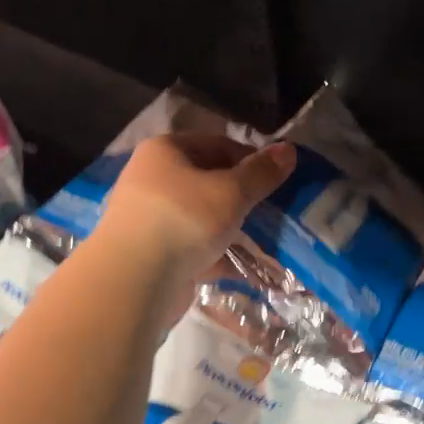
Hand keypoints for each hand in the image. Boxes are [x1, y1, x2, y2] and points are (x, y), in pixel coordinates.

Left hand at [92, 132, 295, 282]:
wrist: (135, 279)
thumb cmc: (184, 220)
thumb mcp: (232, 192)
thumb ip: (261, 173)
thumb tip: (288, 149)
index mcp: (166, 151)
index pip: (218, 144)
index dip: (250, 159)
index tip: (277, 180)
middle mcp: (153, 178)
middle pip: (209, 181)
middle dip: (242, 198)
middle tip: (273, 211)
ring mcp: (152, 217)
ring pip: (203, 217)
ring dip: (232, 228)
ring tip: (264, 241)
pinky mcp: (155, 252)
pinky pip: (196, 247)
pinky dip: (219, 255)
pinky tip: (246, 269)